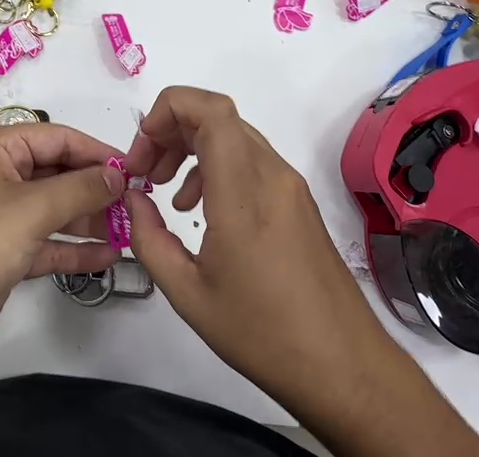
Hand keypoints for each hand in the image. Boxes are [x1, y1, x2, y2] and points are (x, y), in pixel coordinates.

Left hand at [0, 123, 125, 358]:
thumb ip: (80, 188)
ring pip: (55, 207)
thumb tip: (119, 175)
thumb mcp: (31, 209)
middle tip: (137, 203)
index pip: (57, 137)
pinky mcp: (6, 251)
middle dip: (95, 187)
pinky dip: (74, 246)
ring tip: (130, 229)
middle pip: (57, 171)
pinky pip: (48, 240)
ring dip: (90, 217)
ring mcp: (1, 214)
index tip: (135, 170)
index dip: (96, 152)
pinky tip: (109, 255)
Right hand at [123, 87, 386, 424]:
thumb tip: (132, 199)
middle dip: (171, 129)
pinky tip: (199, 208)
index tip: (142, 149)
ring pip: (234, 136)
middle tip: (144, 170)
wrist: (345, 368)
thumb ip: (148, 237)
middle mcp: (272, 176)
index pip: (211, 111)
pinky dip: (216, 166)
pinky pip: (251, 161)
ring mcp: (290, 187)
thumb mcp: (187, 294)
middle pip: (218, 115)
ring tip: (164, 188)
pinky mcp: (298, 202)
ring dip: (191, 147)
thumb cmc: (262, 334)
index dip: (168, 110)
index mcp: (244, 193)